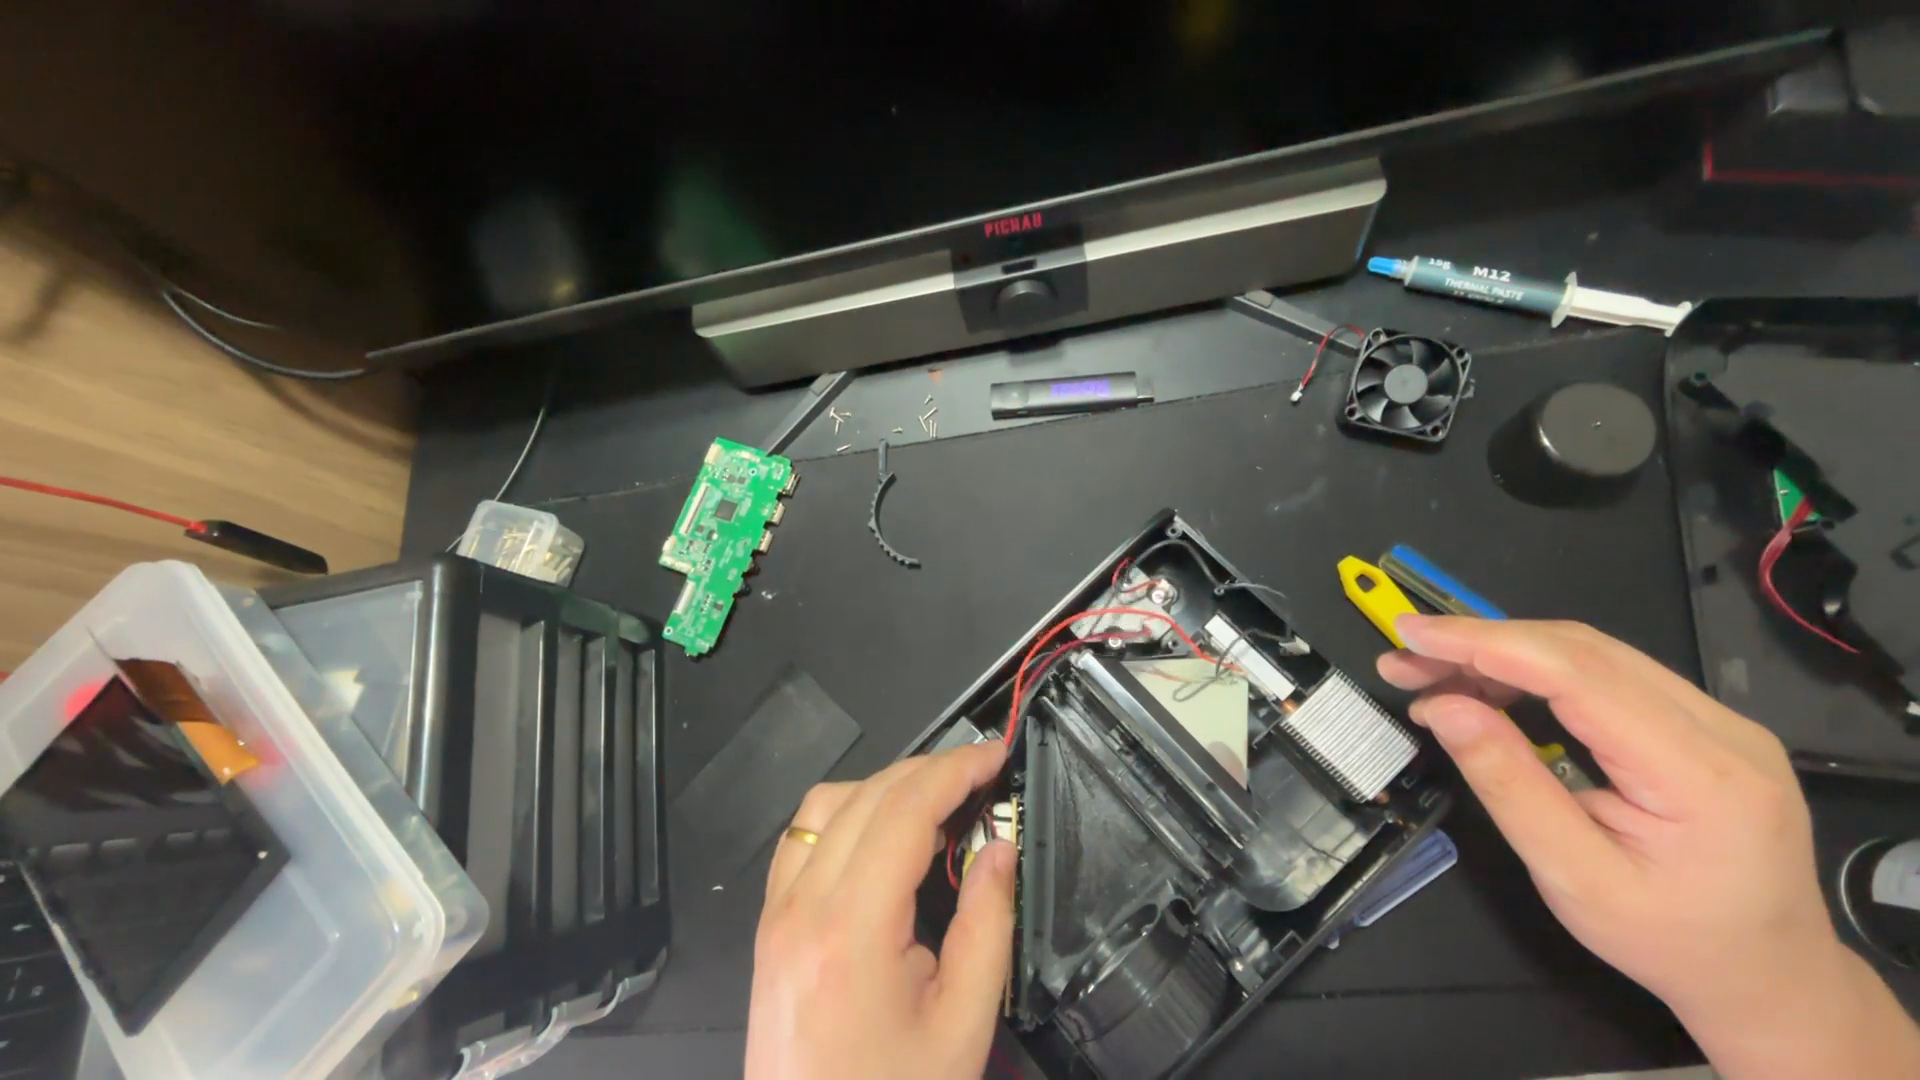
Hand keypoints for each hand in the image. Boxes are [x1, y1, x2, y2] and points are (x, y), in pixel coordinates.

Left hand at [746, 741, 1017, 1079]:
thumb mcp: (963, 1022)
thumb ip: (987, 924)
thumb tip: (999, 845)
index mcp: (851, 928)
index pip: (904, 810)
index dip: (955, 770)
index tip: (994, 755)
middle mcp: (801, 905)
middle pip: (866, 796)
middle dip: (929, 769)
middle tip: (979, 772)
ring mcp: (776, 912)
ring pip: (827, 804)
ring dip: (885, 784)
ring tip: (937, 798)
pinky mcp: (768, 924)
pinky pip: (802, 837)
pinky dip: (846, 810)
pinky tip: (880, 828)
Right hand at [1379, 616, 1919, 1079]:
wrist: (1768, 975)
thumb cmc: (1666, 938)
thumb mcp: (1572, 875)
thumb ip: (1508, 783)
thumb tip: (1442, 707)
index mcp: (1698, 772)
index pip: (1577, 674)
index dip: (1486, 644)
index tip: (1410, 634)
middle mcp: (1720, 727)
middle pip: (1580, 650)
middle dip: (1479, 644)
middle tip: (1401, 661)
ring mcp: (1716, 720)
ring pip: (1589, 653)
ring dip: (1500, 654)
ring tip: (1430, 676)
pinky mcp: (1698, 723)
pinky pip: (1603, 673)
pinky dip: (1531, 671)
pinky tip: (1487, 690)